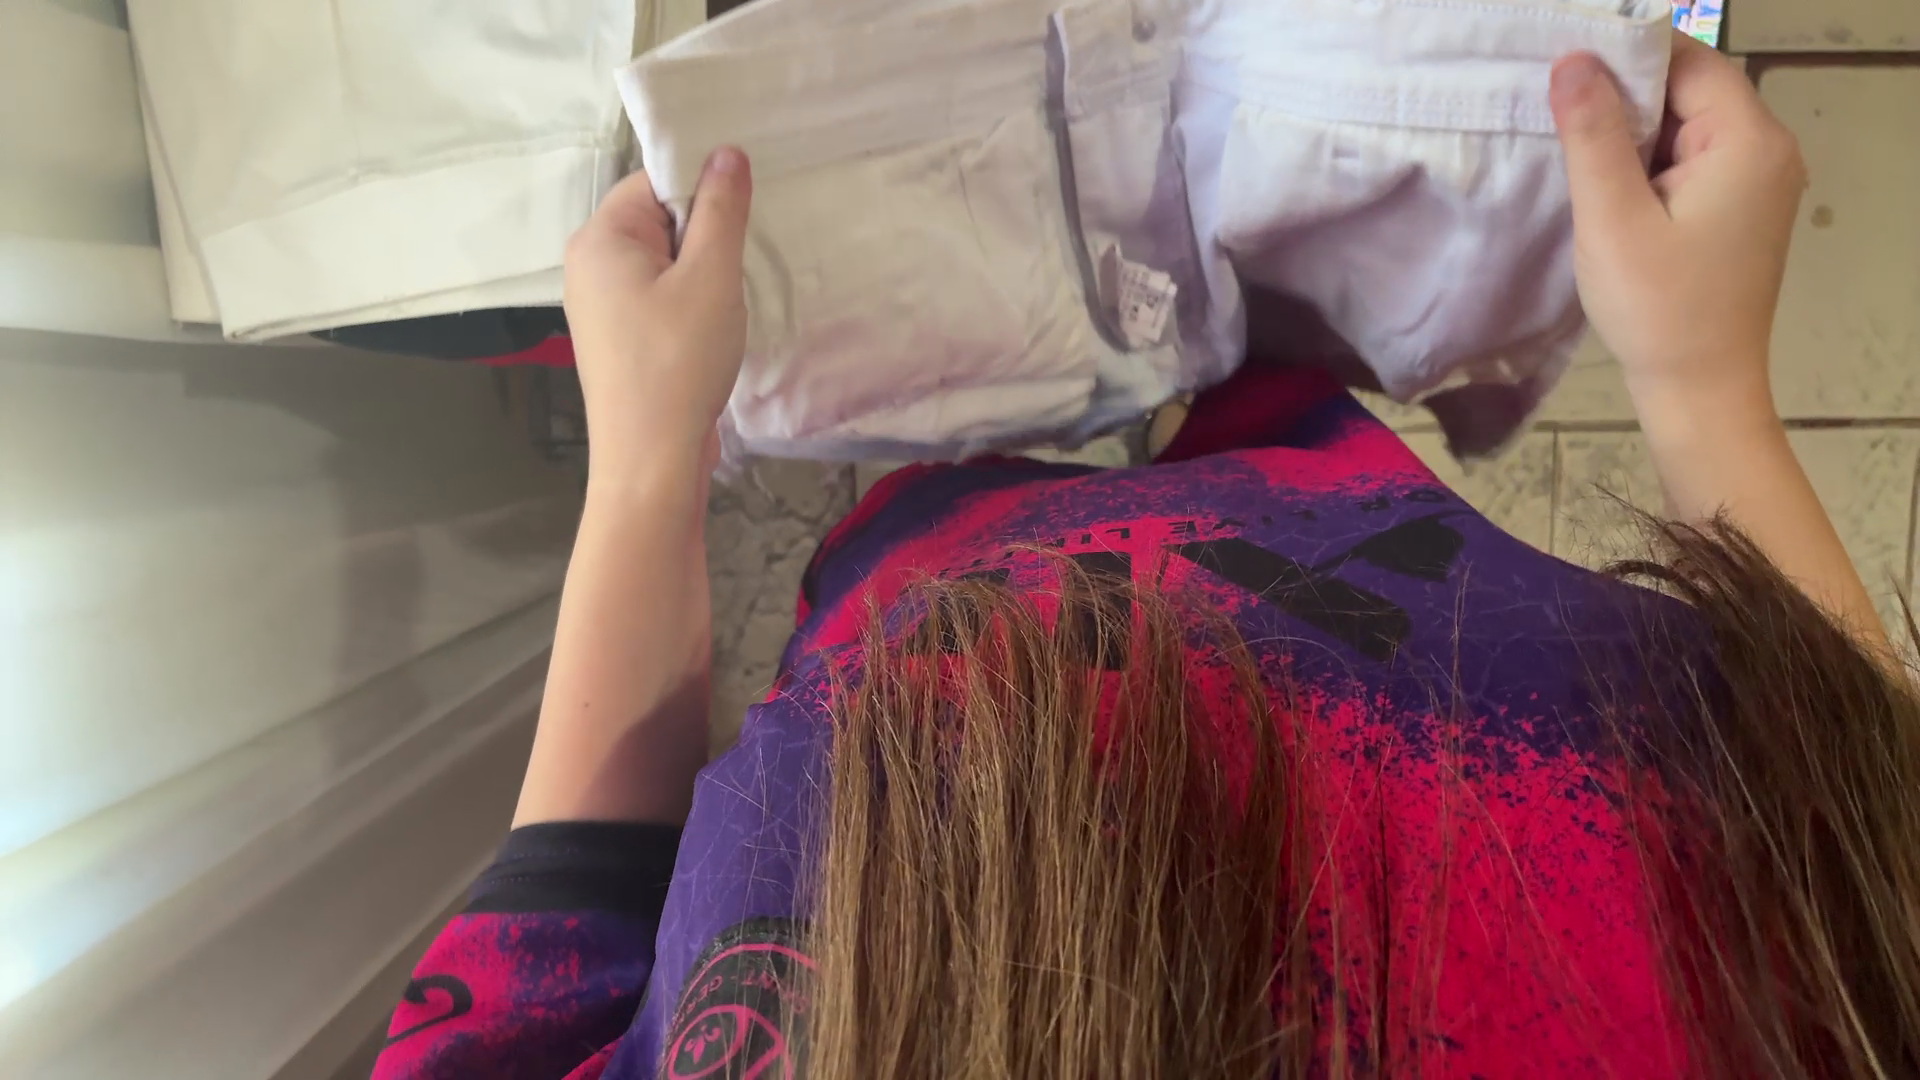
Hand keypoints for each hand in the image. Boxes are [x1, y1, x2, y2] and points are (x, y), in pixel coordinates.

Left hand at [563, 147, 752, 476]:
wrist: (651, 460)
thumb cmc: (680, 362)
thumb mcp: (712, 279)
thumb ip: (721, 211)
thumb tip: (727, 151)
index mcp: (600, 239)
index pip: (653, 183)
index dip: (702, 194)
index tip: (743, 224)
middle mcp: (589, 268)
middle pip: (657, 226)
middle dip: (705, 243)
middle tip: (739, 273)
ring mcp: (600, 311)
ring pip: (663, 270)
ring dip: (702, 282)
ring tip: (727, 312)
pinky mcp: (619, 346)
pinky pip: (658, 306)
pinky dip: (690, 312)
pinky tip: (711, 339)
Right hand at [1550, 33, 1805, 418]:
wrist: (1696, 379)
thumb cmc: (1652, 302)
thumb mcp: (1612, 218)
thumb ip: (1593, 139)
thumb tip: (1573, 63)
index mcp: (1747, 140)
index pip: (1692, 66)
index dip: (1628, 60)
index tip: (1563, 75)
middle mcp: (1766, 150)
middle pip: (1692, 97)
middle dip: (1625, 101)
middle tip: (1554, 121)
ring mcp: (1755, 184)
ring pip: (1687, 134)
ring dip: (1630, 139)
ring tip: (1571, 160)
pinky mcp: (1736, 214)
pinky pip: (1690, 167)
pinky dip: (1645, 168)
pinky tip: (1606, 194)